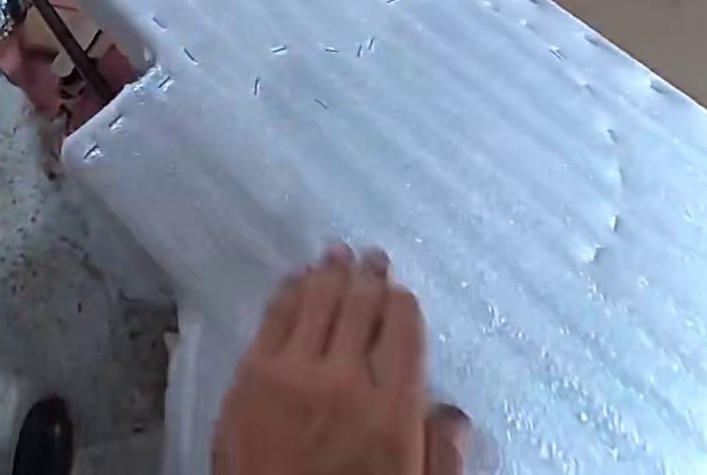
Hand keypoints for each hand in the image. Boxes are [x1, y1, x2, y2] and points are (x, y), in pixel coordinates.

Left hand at [213, 245, 468, 474]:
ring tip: (338, 252)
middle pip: (361, 305)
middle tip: (373, 257)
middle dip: (370, 275)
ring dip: (332, 270)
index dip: (403, 302)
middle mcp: (344, 382)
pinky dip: (291, 288)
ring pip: (318, 299)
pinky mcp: (251, 373)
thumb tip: (454, 413)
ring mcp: (293, 373)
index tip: (400, 292)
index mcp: (391, 415)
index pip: (404, 329)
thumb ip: (440, 460)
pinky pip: (276, 314)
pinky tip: (298, 276)